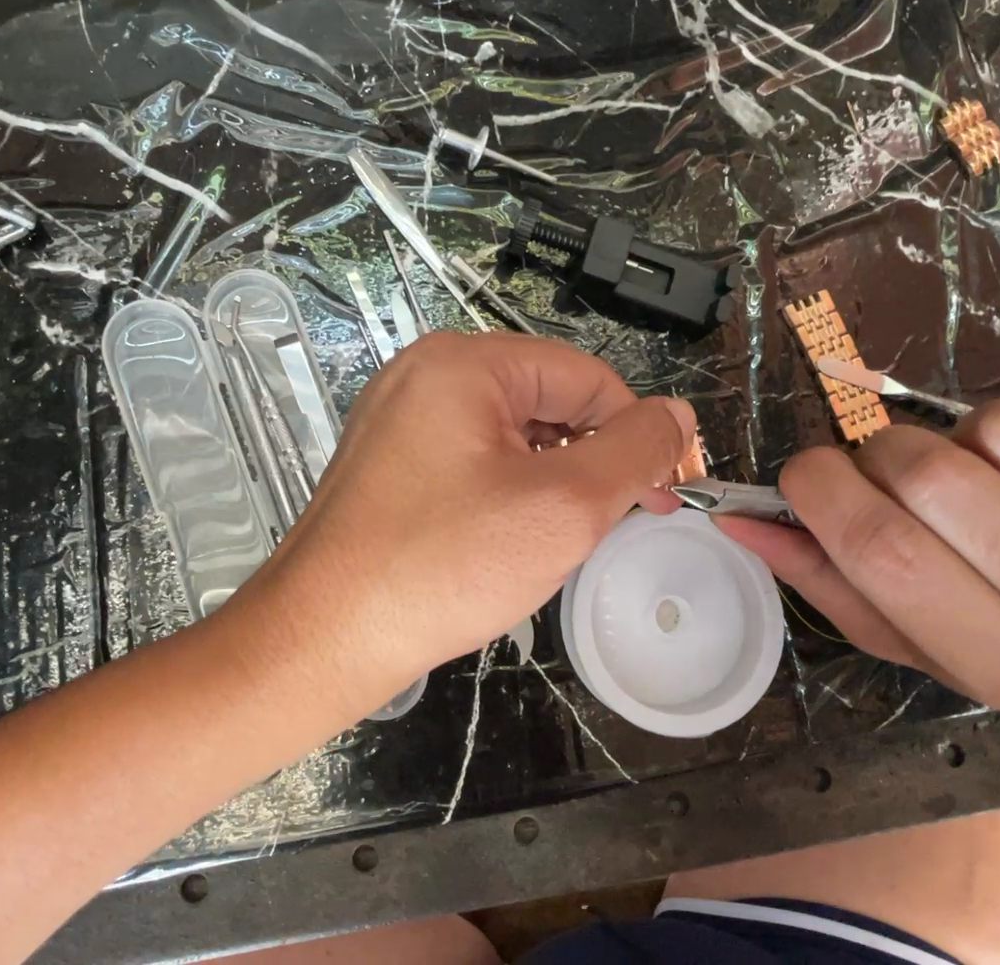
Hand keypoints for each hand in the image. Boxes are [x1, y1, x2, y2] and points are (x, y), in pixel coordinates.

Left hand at [234, 332, 696, 715]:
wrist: (323, 637)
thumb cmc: (443, 567)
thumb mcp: (564, 506)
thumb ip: (634, 451)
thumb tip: (676, 416)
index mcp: (464, 363)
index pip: (586, 376)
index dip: (636, 431)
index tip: (665, 490)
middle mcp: (425, 373)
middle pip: (546, 399)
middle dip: (590, 458)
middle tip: (614, 521)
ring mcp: (399, 415)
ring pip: (510, 431)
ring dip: (551, 477)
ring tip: (559, 535)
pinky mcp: (387, 458)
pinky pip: (471, 455)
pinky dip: (507, 488)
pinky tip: (511, 535)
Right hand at [718, 392, 999, 716]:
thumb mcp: (918, 636)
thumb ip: (828, 579)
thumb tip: (737, 517)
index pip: (883, 551)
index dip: (821, 492)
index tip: (806, 473)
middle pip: (933, 477)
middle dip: (885, 456)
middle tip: (897, 474)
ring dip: (968, 435)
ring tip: (991, 473)